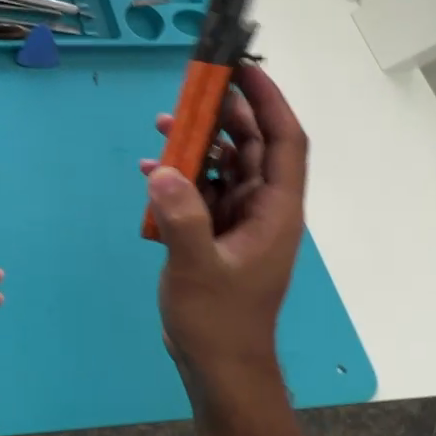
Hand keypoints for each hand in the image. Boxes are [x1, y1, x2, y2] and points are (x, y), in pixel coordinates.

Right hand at [139, 64, 306, 387]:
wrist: (219, 363)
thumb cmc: (219, 318)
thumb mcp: (198, 266)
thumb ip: (182, 217)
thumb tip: (162, 169)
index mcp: (275, 211)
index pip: (283, 144)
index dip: (269, 104)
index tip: (245, 72)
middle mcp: (262, 210)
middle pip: (253, 148)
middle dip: (229, 115)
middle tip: (198, 86)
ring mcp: (238, 223)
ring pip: (225, 168)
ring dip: (199, 143)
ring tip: (167, 122)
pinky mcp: (214, 236)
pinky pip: (200, 192)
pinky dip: (179, 176)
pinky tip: (151, 171)